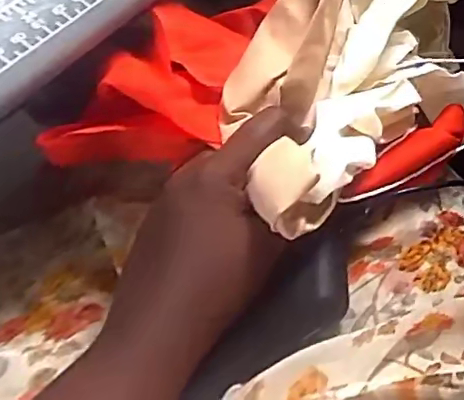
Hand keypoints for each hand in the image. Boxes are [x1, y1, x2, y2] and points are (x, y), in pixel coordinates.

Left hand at [75, 109, 294, 391]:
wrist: (149, 340)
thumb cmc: (215, 288)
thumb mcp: (267, 249)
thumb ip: (293, 210)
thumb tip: (314, 189)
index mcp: (215, 172)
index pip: (261, 126)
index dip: (291, 123)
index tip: (312, 133)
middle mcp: (188, 171)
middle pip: (237, 146)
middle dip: (265, 154)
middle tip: (289, 171)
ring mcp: (168, 191)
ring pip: (217, 166)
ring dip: (240, 174)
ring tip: (260, 196)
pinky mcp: (157, 213)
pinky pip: (198, 187)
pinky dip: (218, 192)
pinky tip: (225, 220)